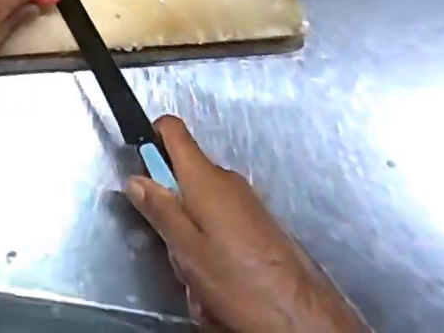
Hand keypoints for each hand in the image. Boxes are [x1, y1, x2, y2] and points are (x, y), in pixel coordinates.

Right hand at [125, 116, 368, 332]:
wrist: (308, 322)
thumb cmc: (243, 283)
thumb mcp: (187, 250)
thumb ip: (159, 209)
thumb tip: (136, 179)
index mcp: (204, 176)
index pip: (172, 129)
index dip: (151, 137)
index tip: (141, 165)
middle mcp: (227, 180)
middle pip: (183, 175)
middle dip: (171, 206)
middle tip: (172, 244)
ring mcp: (246, 202)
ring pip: (201, 205)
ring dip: (191, 234)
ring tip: (199, 276)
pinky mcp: (260, 226)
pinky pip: (222, 223)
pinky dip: (214, 247)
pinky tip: (219, 284)